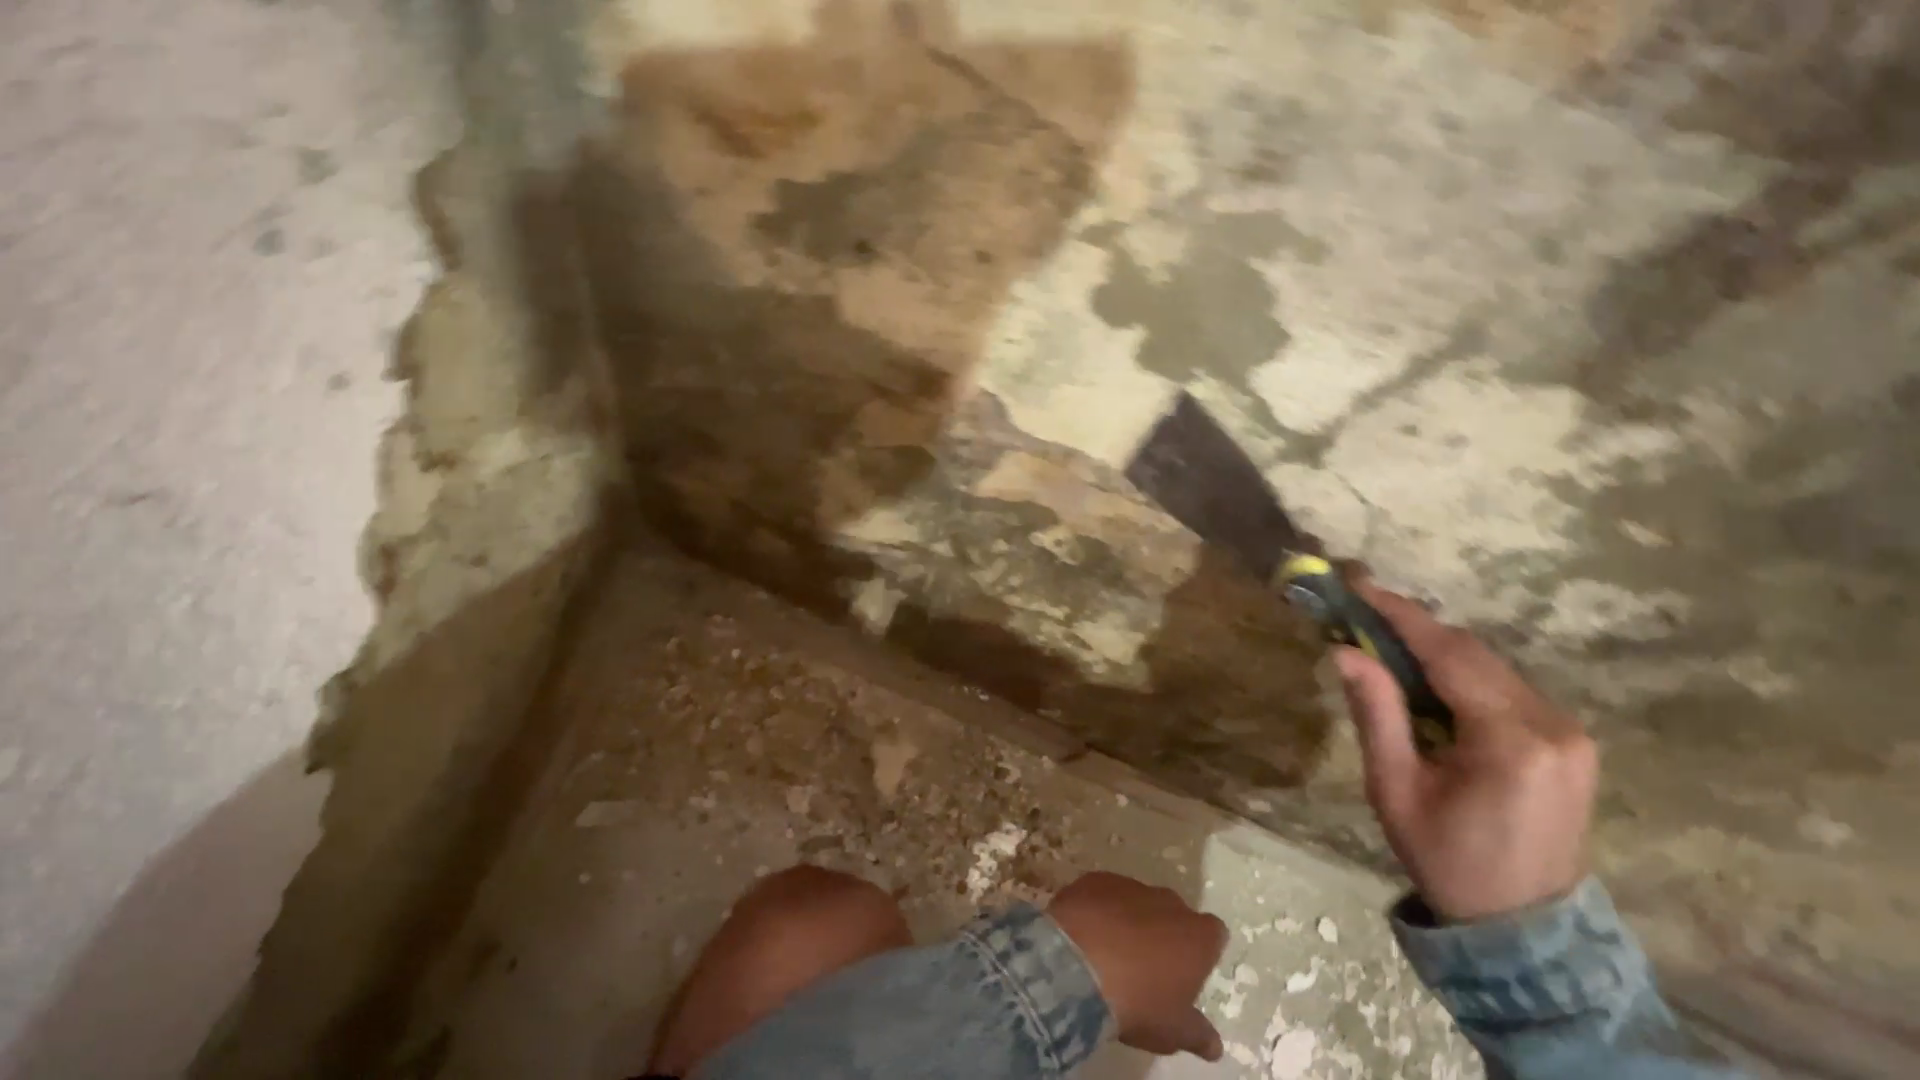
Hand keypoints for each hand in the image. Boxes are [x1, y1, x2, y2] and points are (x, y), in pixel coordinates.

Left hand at [1047, 872, 1227, 1060]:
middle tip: (1145, 968)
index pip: (1213, 936)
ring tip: (1108, 954)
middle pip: (1174, 915)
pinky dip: (1098, 910)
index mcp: (1199, 935)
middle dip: (1163, 935)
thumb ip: (1198, 1035)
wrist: (1077, 966)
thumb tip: (1215, 1047)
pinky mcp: (1095, 879)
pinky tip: (1084, 935)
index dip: (1200, 954)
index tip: (1184, 975)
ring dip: (1129, 921)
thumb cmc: (1137, 1002)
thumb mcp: (1173, 1031)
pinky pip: (1103, 894)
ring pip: (1137, 902)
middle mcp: (1170, 902)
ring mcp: (1131, 886)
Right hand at [1334, 582, 1598, 921]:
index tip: (1358, 584)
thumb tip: (1344, 650)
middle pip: (1473, 654)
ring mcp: (1571, 731)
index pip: (1449, 654)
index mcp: (1510, 740)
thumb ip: (1375, 713)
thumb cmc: (1445, 860)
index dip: (1400, 615)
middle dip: (1414, 630)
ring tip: (1385, 648)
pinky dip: (1463, 677)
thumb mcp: (1394, 789)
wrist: (1522, 925)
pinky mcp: (1572, 739)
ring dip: (1438, 653)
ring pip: (1492, 667)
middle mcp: (1553, 723)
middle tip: (1360, 613)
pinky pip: (1508, 688)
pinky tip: (1430, 685)